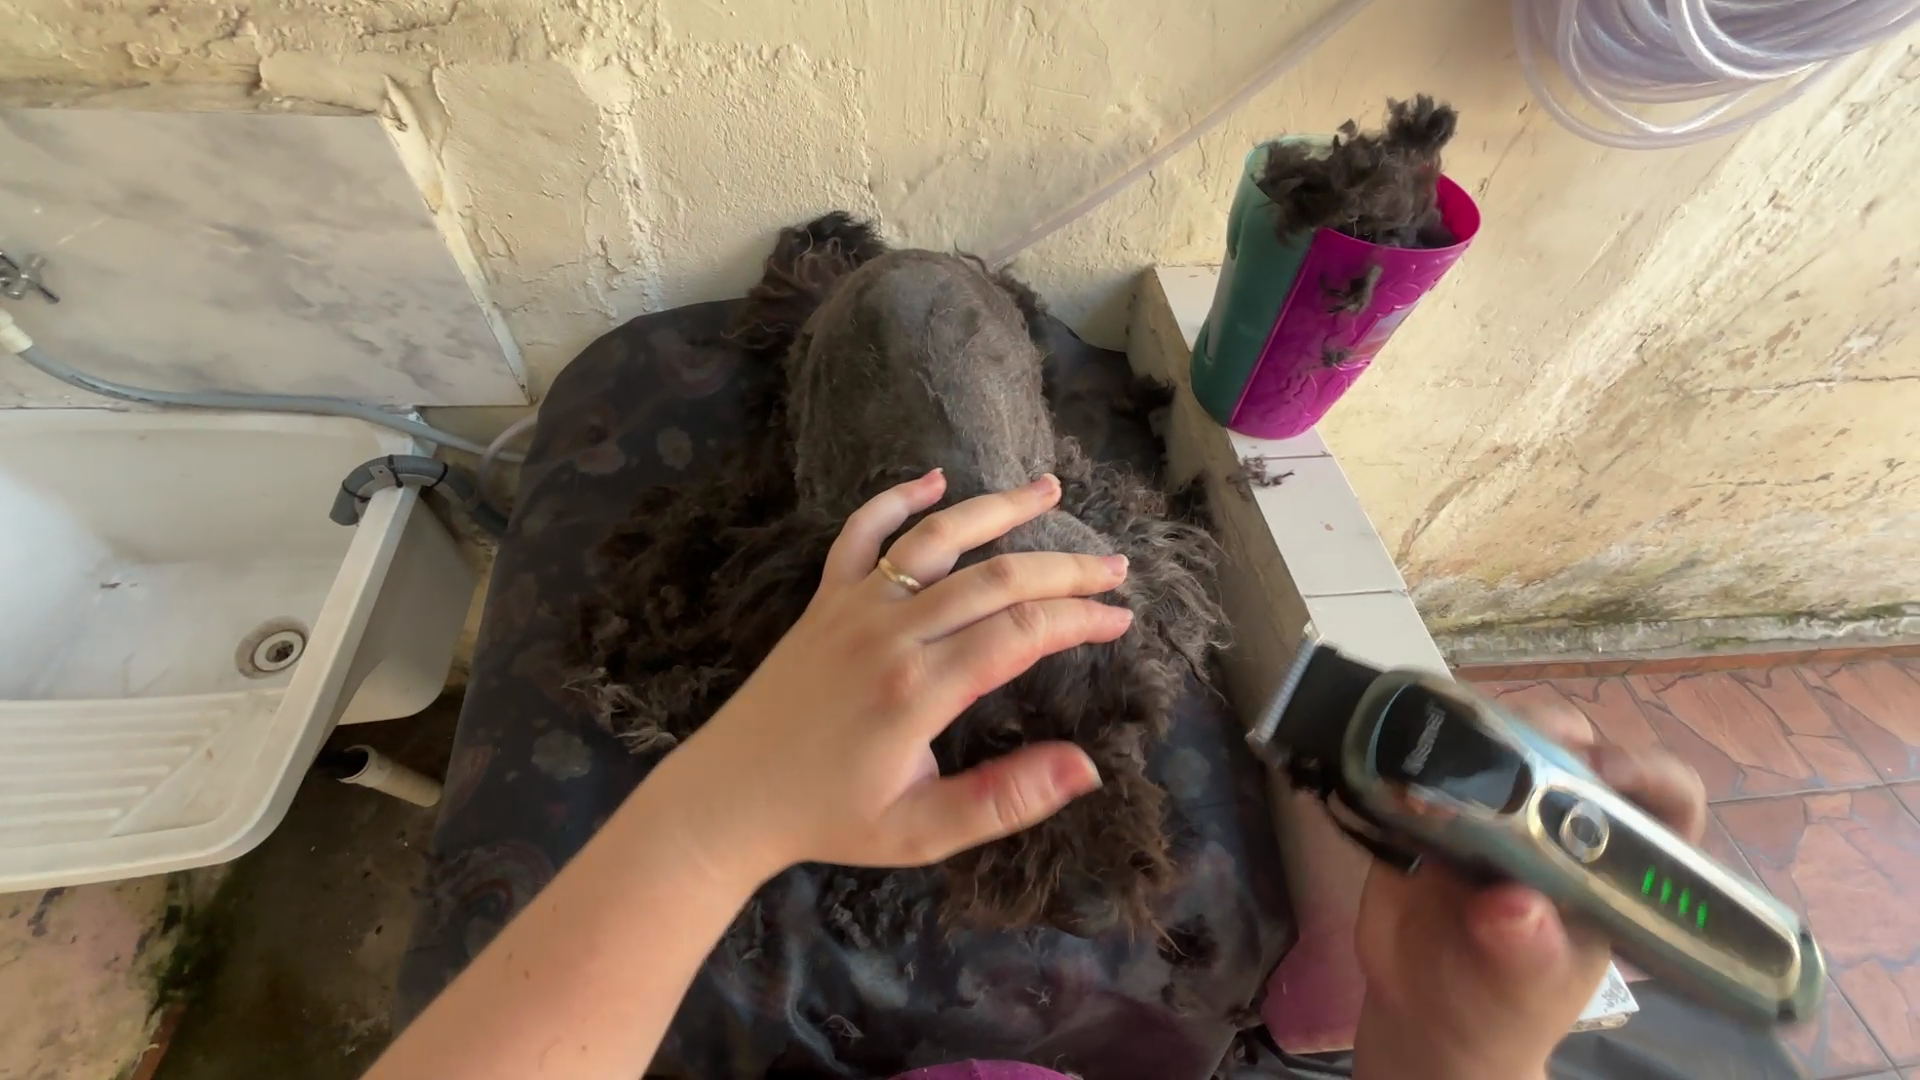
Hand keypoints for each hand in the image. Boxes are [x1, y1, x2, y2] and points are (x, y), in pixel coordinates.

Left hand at [643, 468, 1130, 888]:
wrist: (729, 795)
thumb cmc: (830, 817)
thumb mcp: (924, 832)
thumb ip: (1007, 799)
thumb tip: (1089, 768)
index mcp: (919, 690)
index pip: (1022, 633)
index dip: (1080, 620)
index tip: (1120, 619)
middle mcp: (890, 632)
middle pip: (995, 577)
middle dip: (1064, 568)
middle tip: (1114, 566)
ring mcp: (854, 605)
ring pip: (936, 537)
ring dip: (997, 508)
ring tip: (1048, 488)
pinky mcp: (825, 597)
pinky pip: (861, 532)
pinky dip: (896, 499)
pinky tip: (934, 479)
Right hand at [1352, 703, 1707, 1079]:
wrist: (1416, 1007)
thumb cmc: (1496, 1007)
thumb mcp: (1522, 992)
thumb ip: (1525, 954)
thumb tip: (1514, 903)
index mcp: (1606, 867)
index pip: (1656, 801)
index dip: (1643, 773)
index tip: (1601, 771)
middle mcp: (1551, 825)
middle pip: (1566, 749)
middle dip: (1542, 731)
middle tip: (1503, 745)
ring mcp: (1484, 811)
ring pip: (1489, 743)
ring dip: (1464, 730)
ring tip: (1431, 745)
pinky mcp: (1423, 808)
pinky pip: (1417, 762)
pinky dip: (1402, 749)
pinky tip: (1383, 754)